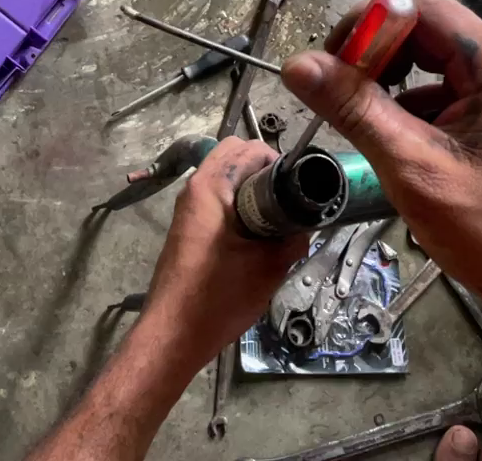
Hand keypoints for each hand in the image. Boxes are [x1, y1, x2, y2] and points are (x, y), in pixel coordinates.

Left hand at [139, 138, 309, 367]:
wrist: (174, 333)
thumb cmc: (219, 296)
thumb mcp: (269, 267)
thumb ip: (293, 239)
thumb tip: (307, 225)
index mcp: (211, 186)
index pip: (249, 148)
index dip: (278, 161)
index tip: (297, 185)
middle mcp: (195, 187)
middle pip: (234, 155)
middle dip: (264, 168)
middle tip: (287, 196)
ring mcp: (188, 206)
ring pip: (224, 176)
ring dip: (250, 185)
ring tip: (276, 215)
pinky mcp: (188, 225)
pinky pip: (217, 197)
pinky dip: (237, 201)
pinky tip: (255, 232)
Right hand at [279, 0, 481, 331]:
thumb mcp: (413, 167)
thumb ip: (354, 109)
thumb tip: (297, 64)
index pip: (418, 5)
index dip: (367, 25)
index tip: (332, 64)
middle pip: (425, 30)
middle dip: (376, 55)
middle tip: (339, 93)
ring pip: (431, 64)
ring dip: (390, 84)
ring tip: (365, 123)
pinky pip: (445, 94)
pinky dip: (411, 108)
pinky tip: (396, 144)